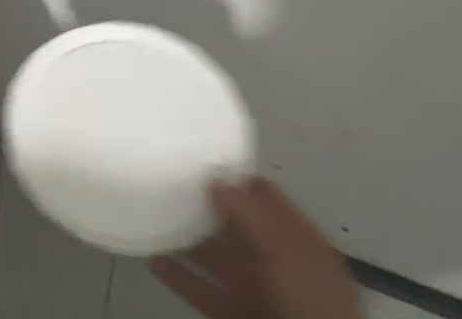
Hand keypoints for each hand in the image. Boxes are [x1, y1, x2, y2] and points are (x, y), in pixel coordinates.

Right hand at [150, 178, 361, 318]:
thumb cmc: (308, 303)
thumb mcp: (283, 251)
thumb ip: (249, 213)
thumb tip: (214, 177)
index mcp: (298, 242)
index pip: (266, 198)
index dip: (236, 179)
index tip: (200, 159)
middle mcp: (276, 263)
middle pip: (236, 226)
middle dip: (206, 206)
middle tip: (168, 182)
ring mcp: (255, 292)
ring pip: (216, 259)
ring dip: (188, 241)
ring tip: (154, 216)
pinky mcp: (233, 315)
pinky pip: (202, 291)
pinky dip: (179, 277)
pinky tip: (153, 260)